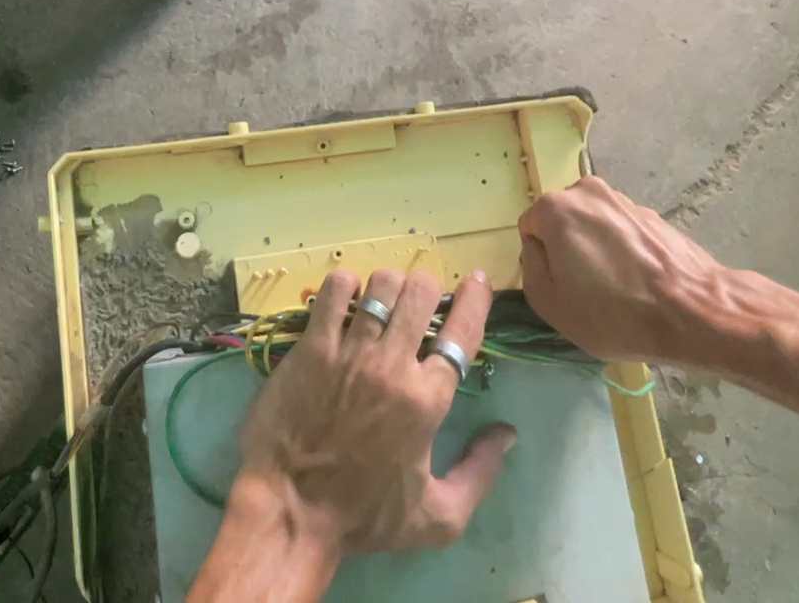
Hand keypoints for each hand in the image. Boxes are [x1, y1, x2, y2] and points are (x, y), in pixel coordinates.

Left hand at [233, 268, 517, 553]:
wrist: (291, 511)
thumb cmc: (364, 518)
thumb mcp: (438, 519)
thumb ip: (480, 473)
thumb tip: (507, 434)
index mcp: (428, 401)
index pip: (462, 332)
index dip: (474, 298)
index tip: (477, 279)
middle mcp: (393, 367)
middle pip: (421, 293)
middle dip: (426, 289)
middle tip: (416, 303)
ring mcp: (350, 352)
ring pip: (381, 286)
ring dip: (388, 285)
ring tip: (381, 300)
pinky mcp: (311, 347)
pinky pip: (333, 291)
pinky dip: (345, 285)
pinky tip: (345, 298)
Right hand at [518, 176, 727, 363]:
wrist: (695, 314)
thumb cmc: (613, 312)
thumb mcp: (548, 302)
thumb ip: (530, 265)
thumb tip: (539, 249)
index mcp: (556, 207)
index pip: (531, 228)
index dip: (542, 260)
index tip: (561, 285)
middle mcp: (588, 192)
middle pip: (563, 221)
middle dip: (569, 249)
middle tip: (587, 288)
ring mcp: (625, 201)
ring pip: (594, 226)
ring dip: (598, 250)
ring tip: (618, 288)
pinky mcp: (654, 216)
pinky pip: (624, 232)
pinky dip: (625, 252)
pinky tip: (640, 282)